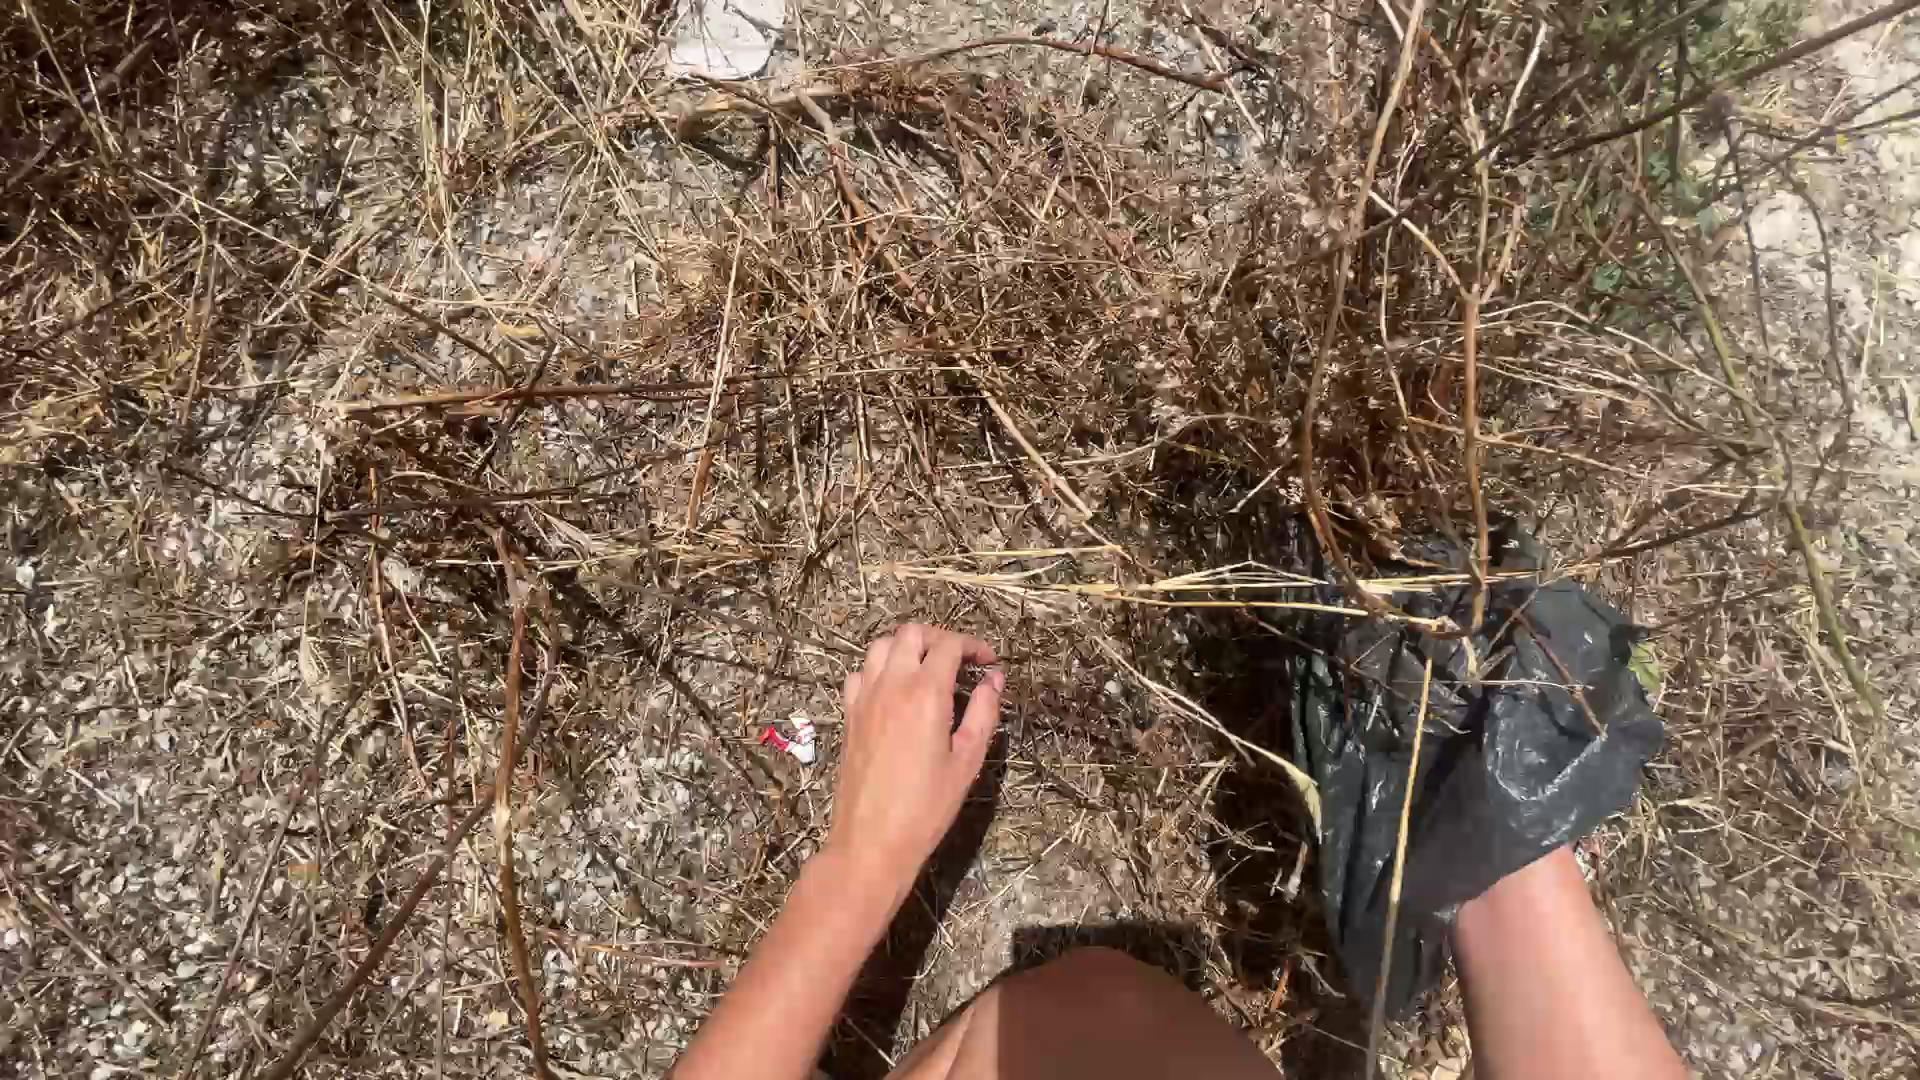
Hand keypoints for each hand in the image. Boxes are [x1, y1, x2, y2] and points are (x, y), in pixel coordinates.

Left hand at [827, 624, 1003, 892]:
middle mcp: (891, 684)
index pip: (949, 645)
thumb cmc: (927, 806)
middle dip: (939, 638)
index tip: (988, 662)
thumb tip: (994, 679)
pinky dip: (880, 668)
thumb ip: (983, 712)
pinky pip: (860, 672)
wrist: (871, 841)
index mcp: (925, 692)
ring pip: (881, 645)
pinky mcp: (849, 714)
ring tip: (928, 667)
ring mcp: (865, 697)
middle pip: (911, 633)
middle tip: (960, 660)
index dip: (973, 646)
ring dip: (907, 646)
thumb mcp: (967, 760)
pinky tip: (894, 689)